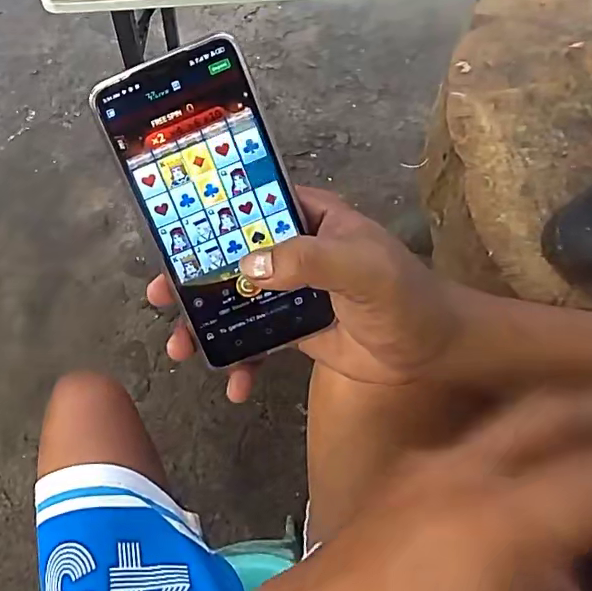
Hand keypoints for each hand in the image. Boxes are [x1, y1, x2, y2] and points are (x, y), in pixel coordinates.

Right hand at [146, 187, 466, 401]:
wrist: (431, 349)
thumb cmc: (404, 296)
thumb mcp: (362, 270)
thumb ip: (310, 260)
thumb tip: (248, 266)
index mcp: (311, 218)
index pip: (254, 203)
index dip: (213, 212)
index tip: (172, 231)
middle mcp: (296, 248)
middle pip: (234, 254)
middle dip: (195, 277)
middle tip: (160, 295)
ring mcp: (293, 290)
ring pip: (238, 300)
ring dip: (207, 323)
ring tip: (179, 348)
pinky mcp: (296, 329)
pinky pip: (258, 341)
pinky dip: (242, 362)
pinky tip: (235, 386)